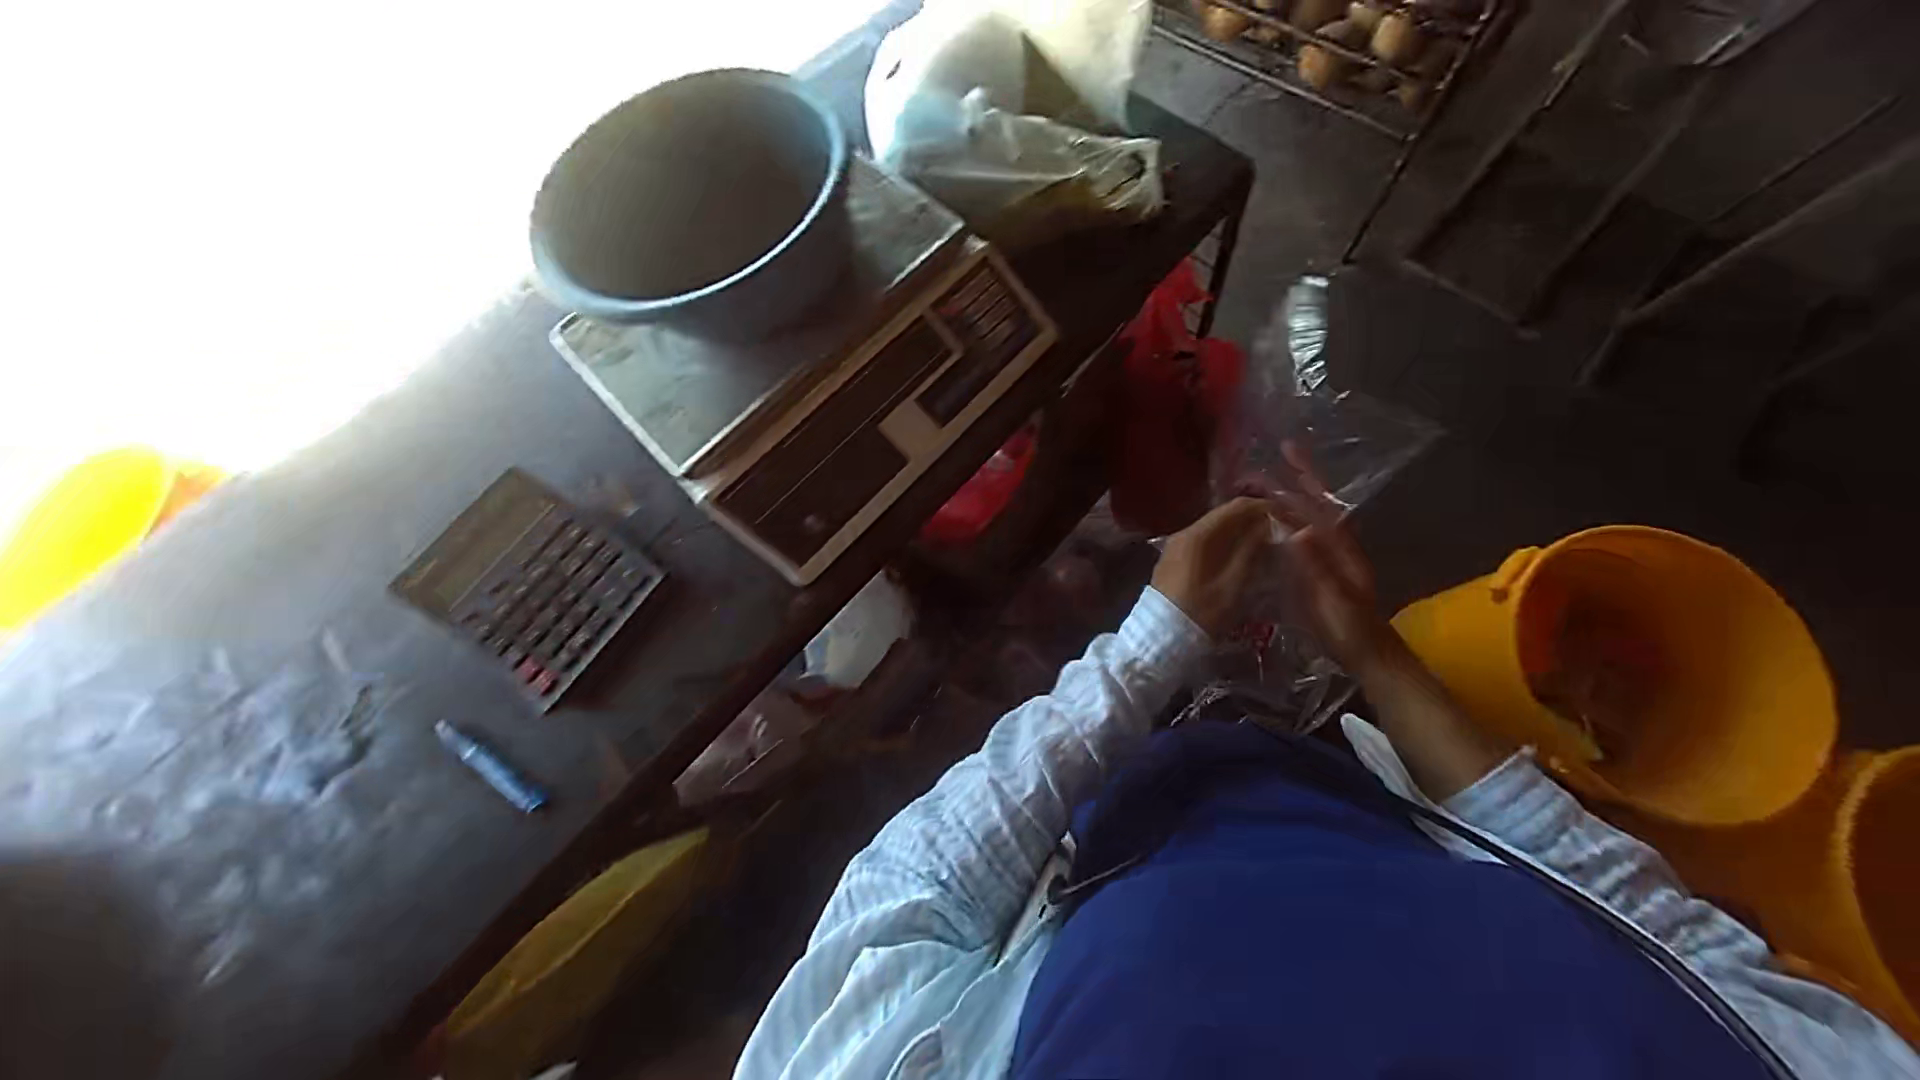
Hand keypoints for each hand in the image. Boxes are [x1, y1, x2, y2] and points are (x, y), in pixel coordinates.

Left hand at [1151, 496, 1279, 636]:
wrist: (1161, 638)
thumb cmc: (1201, 612)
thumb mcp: (1234, 584)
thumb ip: (1251, 551)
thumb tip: (1269, 526)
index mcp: (1198, 534)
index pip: (1237, 507)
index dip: (1266, 508)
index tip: (1290, 518)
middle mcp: (1184, 533)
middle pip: (1225, 516)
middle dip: (1255, 520)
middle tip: (1283, 531)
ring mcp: (1176, 546)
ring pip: (1215, 530)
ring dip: (1241, 533)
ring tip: (1269, 544)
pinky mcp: (1174, 560)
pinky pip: (1206, 543)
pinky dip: (1227, 544)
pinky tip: (1243, 556)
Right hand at [1267, 442, 1396, 675]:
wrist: (1370, 658)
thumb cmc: (1352, 630)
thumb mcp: (1334, 599)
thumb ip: (1316, 566)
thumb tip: (1297, 529)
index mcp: (1339, 546)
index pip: (1318, 502)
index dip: (1304, 475)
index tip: (1286, 449)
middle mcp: (1334, 545)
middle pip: (1308, 505)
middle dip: (1285, 483)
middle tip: (1253, 469)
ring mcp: (1325, 559)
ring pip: (1300, 521)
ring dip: (1279, 502)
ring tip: (1251, 489)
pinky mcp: (1315, 573)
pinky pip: (1294, 539)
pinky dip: (1278, 525)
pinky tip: (1261, 526)